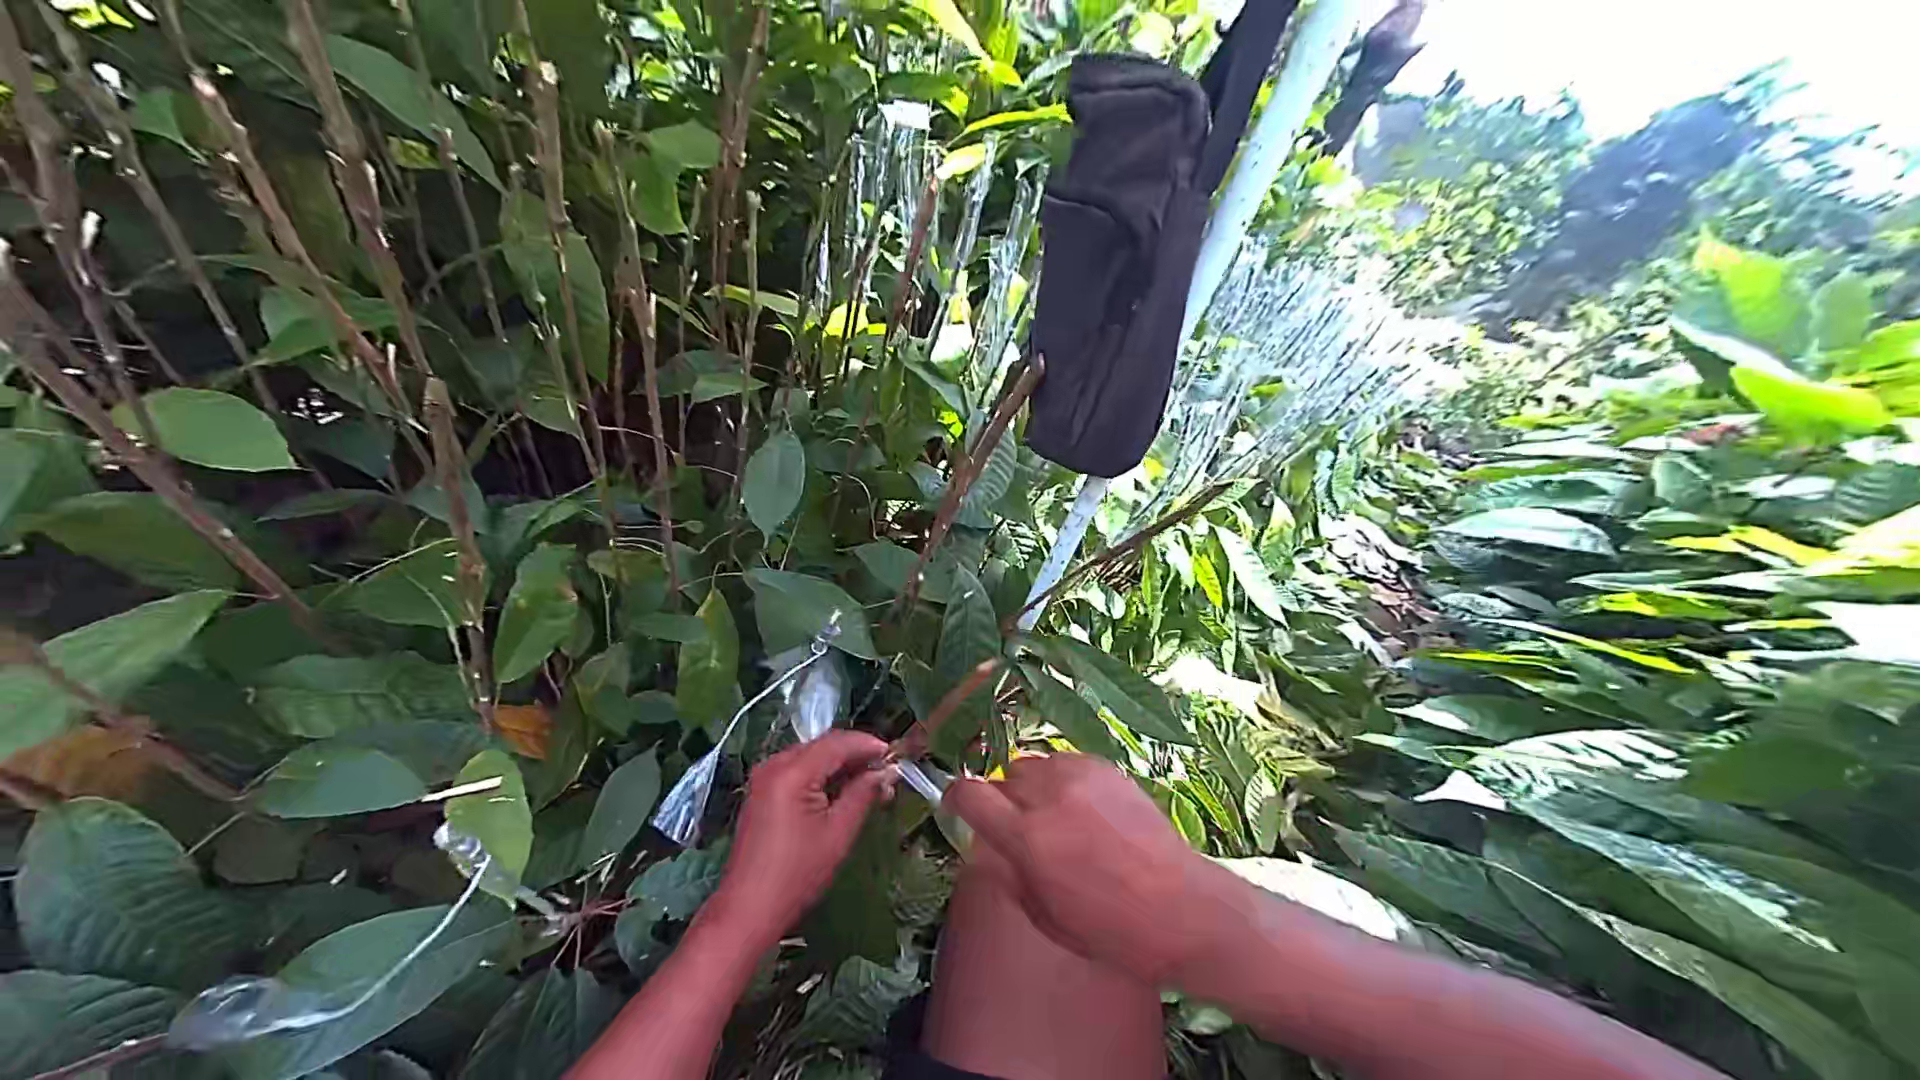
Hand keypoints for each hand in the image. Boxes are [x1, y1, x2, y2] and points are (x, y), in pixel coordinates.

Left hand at [707, 731, 895, 939]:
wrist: (748, 910)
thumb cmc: (797, 874)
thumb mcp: (838, 833)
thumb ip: (863, 794)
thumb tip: (886, 772)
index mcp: (791, 772)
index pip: (837, 743)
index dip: (868, 745)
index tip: (895, 755)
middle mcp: (774, 765)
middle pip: (822, 745)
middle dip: (855, 754)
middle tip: (885, 771)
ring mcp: (764, 777)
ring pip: (811, 756)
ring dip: (839, 764)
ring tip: (869, 782)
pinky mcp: (761, 791)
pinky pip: (797, 769)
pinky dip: (821, 774)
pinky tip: (841, 790)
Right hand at [945, 753, 1241, 984]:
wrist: (1184, 908)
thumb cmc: (1112, 929)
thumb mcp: (1046, 917)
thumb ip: (1005, 873)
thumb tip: (980, 844)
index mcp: (1028, 838)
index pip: (969, 793)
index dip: (956, 797)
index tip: (956, 804)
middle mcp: (1049, 796)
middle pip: (1002, 777)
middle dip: (1003, 799)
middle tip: (1022, 826)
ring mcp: (1080, 776)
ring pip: (1034, 764)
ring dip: (1034, 787)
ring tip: (1057, 816)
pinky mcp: (1106, 766)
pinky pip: (1066, 761)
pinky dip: (1064, 779)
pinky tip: (1084, 808)